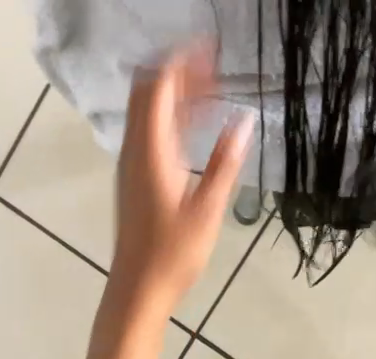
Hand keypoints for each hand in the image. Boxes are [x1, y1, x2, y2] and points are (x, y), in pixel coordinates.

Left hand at [109, 45, 249, 310]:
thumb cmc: (172, 256)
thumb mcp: (206, 212)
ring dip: (176, 97)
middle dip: (179, 73)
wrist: (137, 290)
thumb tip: (243, 125)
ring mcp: (131, 165)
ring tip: (211, 94)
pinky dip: (171, 121)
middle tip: (213, 71)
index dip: (183, 62)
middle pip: (148, 92)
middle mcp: (135, 151)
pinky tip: (196, 132)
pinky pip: (149, 134)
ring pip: (148, 113)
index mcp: (151, 152)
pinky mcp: (134, 181)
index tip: (211, 52)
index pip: (159, 87)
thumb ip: (224, 166)